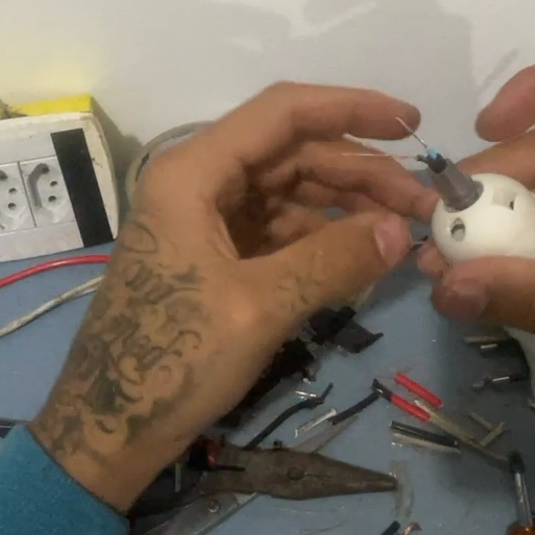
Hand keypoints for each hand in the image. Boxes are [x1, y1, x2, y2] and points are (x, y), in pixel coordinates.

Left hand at [30, 83, 423, 509]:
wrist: (110, 426)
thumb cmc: (171, 359)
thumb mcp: (258, 307)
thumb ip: (332, 261)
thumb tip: (401, 231)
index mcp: (193, 173)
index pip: (282, 114)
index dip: (350, 108)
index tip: (412, 123)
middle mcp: (198, 182)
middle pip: (291, 153)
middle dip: (359, 171)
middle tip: (423, 204)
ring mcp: (205, 219)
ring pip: (288, 191)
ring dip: (345, 205)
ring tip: (402, 231)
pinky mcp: (214, 254)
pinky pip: (276, 229)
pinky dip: (319, 237)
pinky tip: (360, 255)